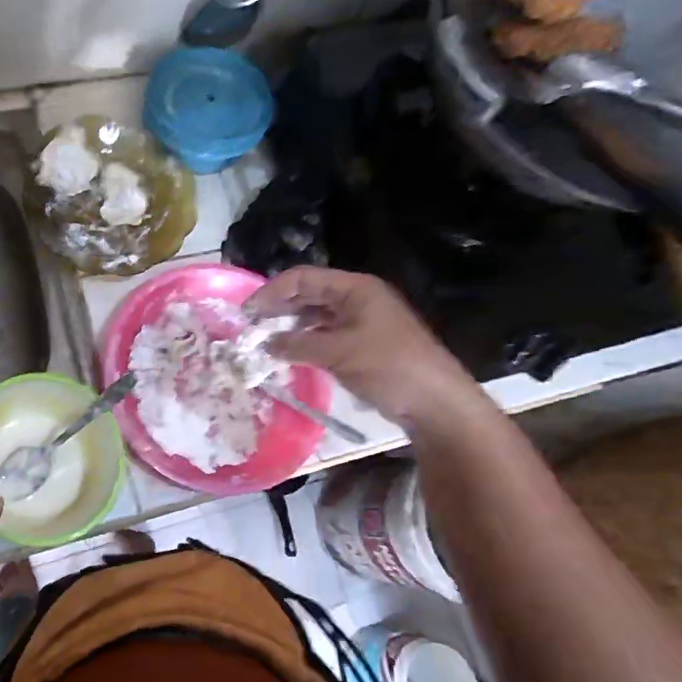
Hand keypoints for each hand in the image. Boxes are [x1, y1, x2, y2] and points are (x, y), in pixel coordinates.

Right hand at [247, 267, 487, 427]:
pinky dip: (303, 341)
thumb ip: (296, 345)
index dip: (271, 291)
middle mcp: (356, 299)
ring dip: (288, 326)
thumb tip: (264, 344)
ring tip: (262, 340)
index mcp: (355, 289)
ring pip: (314, 316)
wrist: (436, 403)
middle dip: (277, 307)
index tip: (246, 312)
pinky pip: (323, 335)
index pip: (302, 278)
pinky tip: (286, 353)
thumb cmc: (389, 366)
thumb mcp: (337, 353)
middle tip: (248, 326)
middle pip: (307, 294)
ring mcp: (360, 321)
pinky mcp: (361, 344)